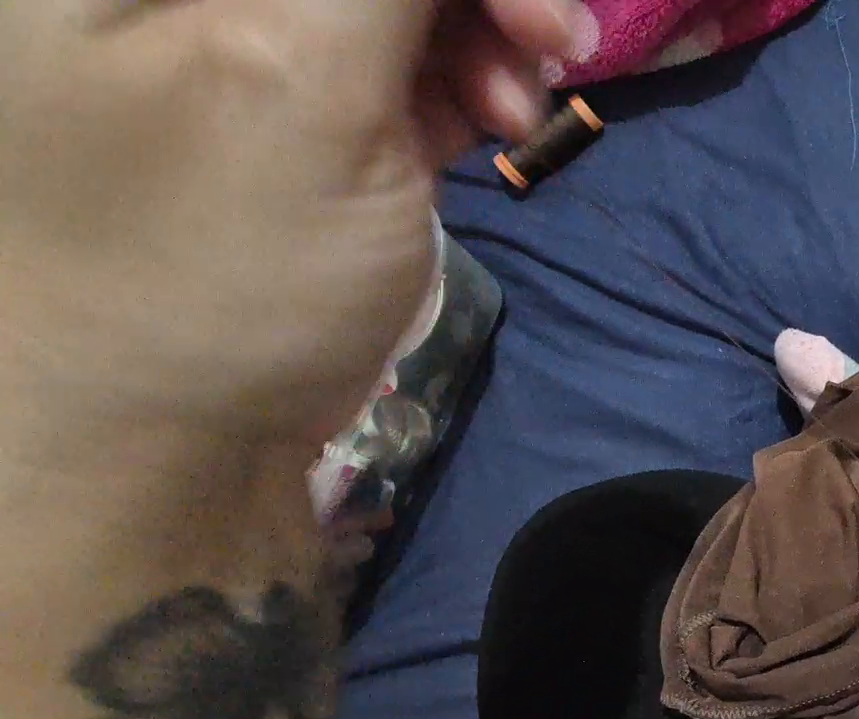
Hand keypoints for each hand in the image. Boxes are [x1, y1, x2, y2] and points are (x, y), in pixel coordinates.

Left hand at [0, 0, 584, 453]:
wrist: (184, 419)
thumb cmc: (218, 259)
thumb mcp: (299, 87)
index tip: (540, 12)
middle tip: (555, 48)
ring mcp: (252, 39)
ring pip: (405, 2)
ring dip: (487, 37)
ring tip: (516, 115)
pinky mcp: (314, 110)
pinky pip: (411, 60)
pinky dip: (470, 84)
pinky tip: (495, 124)